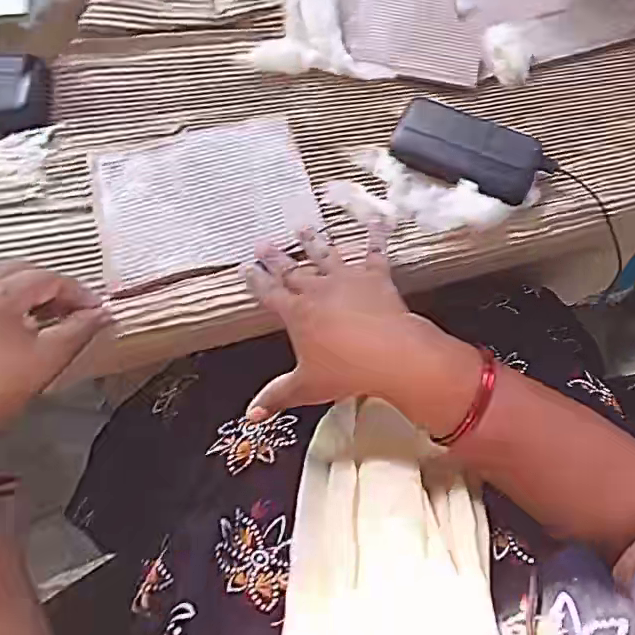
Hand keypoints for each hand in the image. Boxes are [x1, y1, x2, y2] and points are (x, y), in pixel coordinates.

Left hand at [0, 264, 111, 475]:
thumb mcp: (51, 356)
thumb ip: (82, 327)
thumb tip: (99, 314)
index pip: (48, 278)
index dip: (79, 292)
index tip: (95, 310)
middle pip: (18, 273)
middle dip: (51, 288)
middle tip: (75, 310)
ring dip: (24, 296)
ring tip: (46, 321)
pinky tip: (12, 332)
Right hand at [242, 227, 479, 430]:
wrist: (389, 353)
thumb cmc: (345, 370)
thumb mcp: (306, 386)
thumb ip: (276, 396)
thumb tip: (250, 415)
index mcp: (296, 313)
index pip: (269, 293)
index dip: (256, 280)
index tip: (246, 266)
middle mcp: (318, 289)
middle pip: (292, 270)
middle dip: (277, 257)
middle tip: (264, 242)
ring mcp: (347, 278)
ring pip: (326, 254)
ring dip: (314, 241)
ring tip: (304, 227)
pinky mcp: (375, 275)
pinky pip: (374, 250)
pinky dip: (375, 234)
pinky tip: (375, 219)